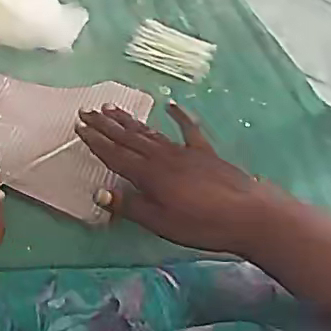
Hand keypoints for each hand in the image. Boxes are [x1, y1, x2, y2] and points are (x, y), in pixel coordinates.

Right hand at [76, 103, 288, 254]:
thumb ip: (130, 206)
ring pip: (150, 132)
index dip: (95, 141)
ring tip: (111, 107)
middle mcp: (162, 157)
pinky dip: (179, 116)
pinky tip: (171, 106)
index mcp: (148, 174)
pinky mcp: (205, 153)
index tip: (79, 127)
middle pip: (127, 137)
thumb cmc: (201, 224)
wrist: (251, 216)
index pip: (114, 154)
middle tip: (86, 110)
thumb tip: (99, 193)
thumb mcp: (160, 222)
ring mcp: (184, 152)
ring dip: (129, 120)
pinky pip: (188, 130)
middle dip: (105, 124)